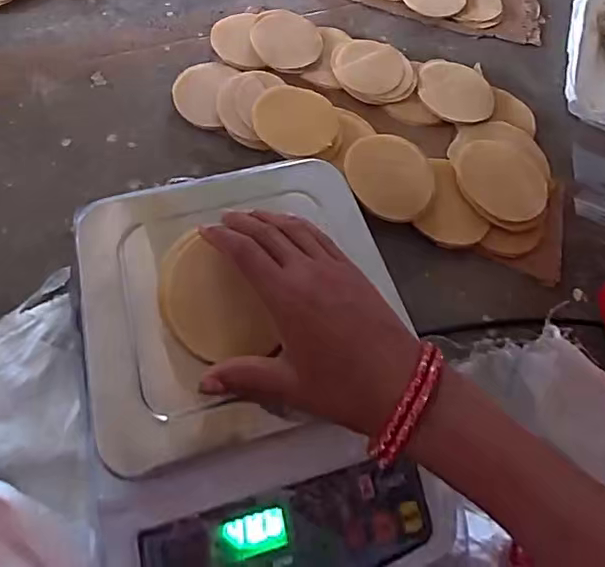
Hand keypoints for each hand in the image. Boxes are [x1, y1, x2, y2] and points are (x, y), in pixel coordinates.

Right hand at [197, 211, 421, 436]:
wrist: (400, 382)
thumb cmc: (341, 387)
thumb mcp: (289, 385)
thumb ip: (245, 377)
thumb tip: (204, 383)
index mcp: (285, 296)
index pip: (246, 254)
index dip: (223, 238)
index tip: (206, 231)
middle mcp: (306, 271)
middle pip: (268, 234)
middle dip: (242, 222)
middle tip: (224, 219)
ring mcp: (331, 266)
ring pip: (294, 229)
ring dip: (270, 218)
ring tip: (252, 216)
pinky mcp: (351, 268)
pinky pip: (319, 236)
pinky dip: (299, 225)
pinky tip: (293, 226)